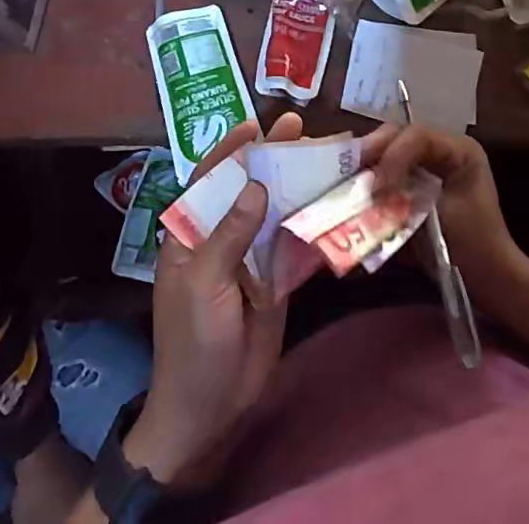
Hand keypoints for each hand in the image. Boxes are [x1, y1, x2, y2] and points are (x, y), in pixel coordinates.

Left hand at [124, 112, 302, 488]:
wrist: (213, 403)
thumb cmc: (192, 341)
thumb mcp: (202, 285)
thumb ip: (228, 234)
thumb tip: (255, 184)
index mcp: (191, 236)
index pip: (207, 181)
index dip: (228, 151)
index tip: (254, 125)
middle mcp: (223, 237)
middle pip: (248, 187)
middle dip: (272, 158)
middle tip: (302, 129)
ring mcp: (252, 254)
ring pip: (276, 208)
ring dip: (299, 182)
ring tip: (327, 153)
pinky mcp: (278, 273)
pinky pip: (296, 237)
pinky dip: (313, 215)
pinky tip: (336, 195)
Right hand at [363, 124, 527, 295]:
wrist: (486, 275)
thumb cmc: (471, 245)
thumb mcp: (441, 218)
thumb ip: (405, 200)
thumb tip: (368, 193)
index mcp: (459, 150)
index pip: (419, 136)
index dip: (393, 155)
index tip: (377, 187)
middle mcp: (444, 150)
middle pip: (400, 137)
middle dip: (373, 154)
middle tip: (346, 174)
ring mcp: (430, 165)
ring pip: (390, 151)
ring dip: (367, 166)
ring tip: (344, 183)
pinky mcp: (417, 184)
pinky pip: (389, 172)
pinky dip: (371, 181)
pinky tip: (354, 194)